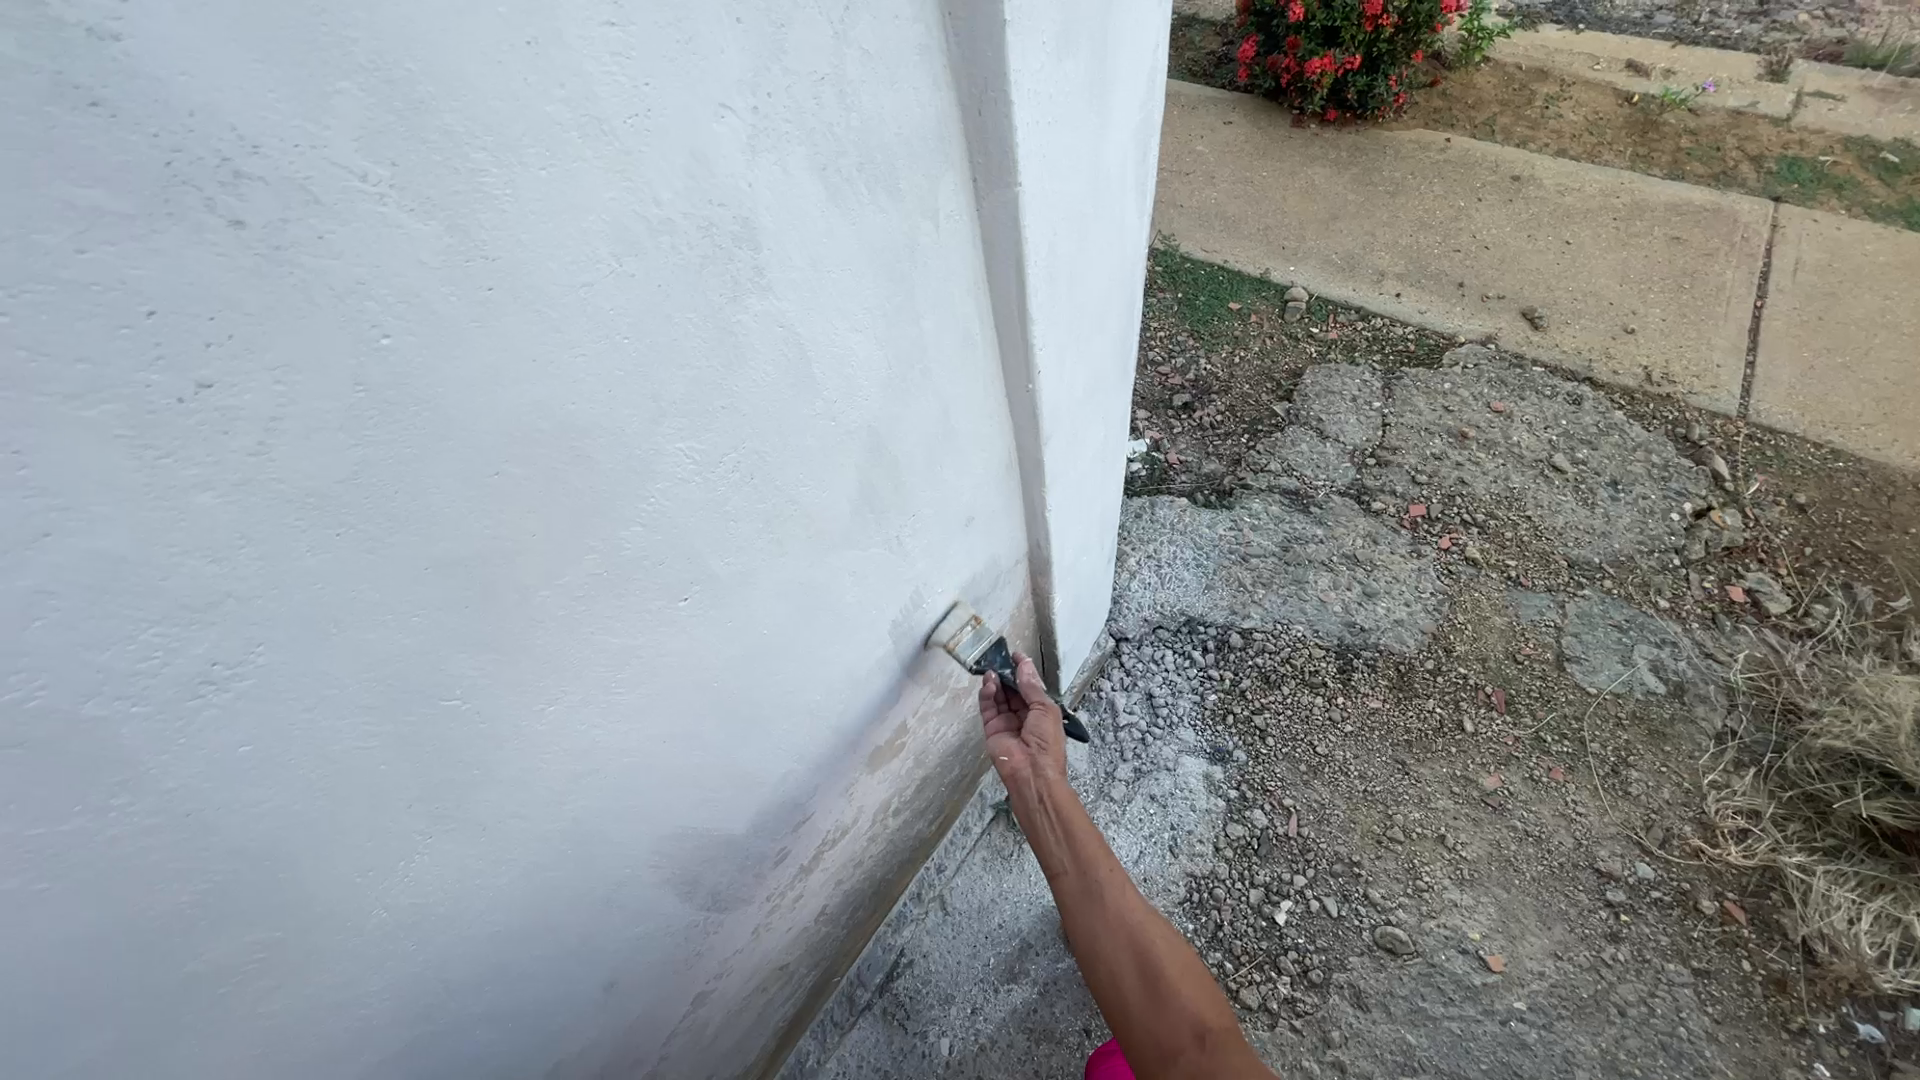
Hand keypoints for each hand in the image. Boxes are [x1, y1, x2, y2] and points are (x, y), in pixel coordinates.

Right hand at [977, 652, 1066, 789]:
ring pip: (998, 697)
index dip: (1023, 671)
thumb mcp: (1045, 709)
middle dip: (1007, 674)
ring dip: (996, 682)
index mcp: (1041, 712)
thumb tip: (1024, 665)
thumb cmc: (1047, 742)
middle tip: (1000, 659)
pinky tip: (989, 684)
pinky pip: (988, 708)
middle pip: (1013, 690)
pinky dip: (987, 695)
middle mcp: (1023, 716)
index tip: (1016, 655)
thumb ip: (1031, 687)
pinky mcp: (991, 729)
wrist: (1032, 773)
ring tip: (992, 671)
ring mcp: (1006, 722)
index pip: (1030, 687)